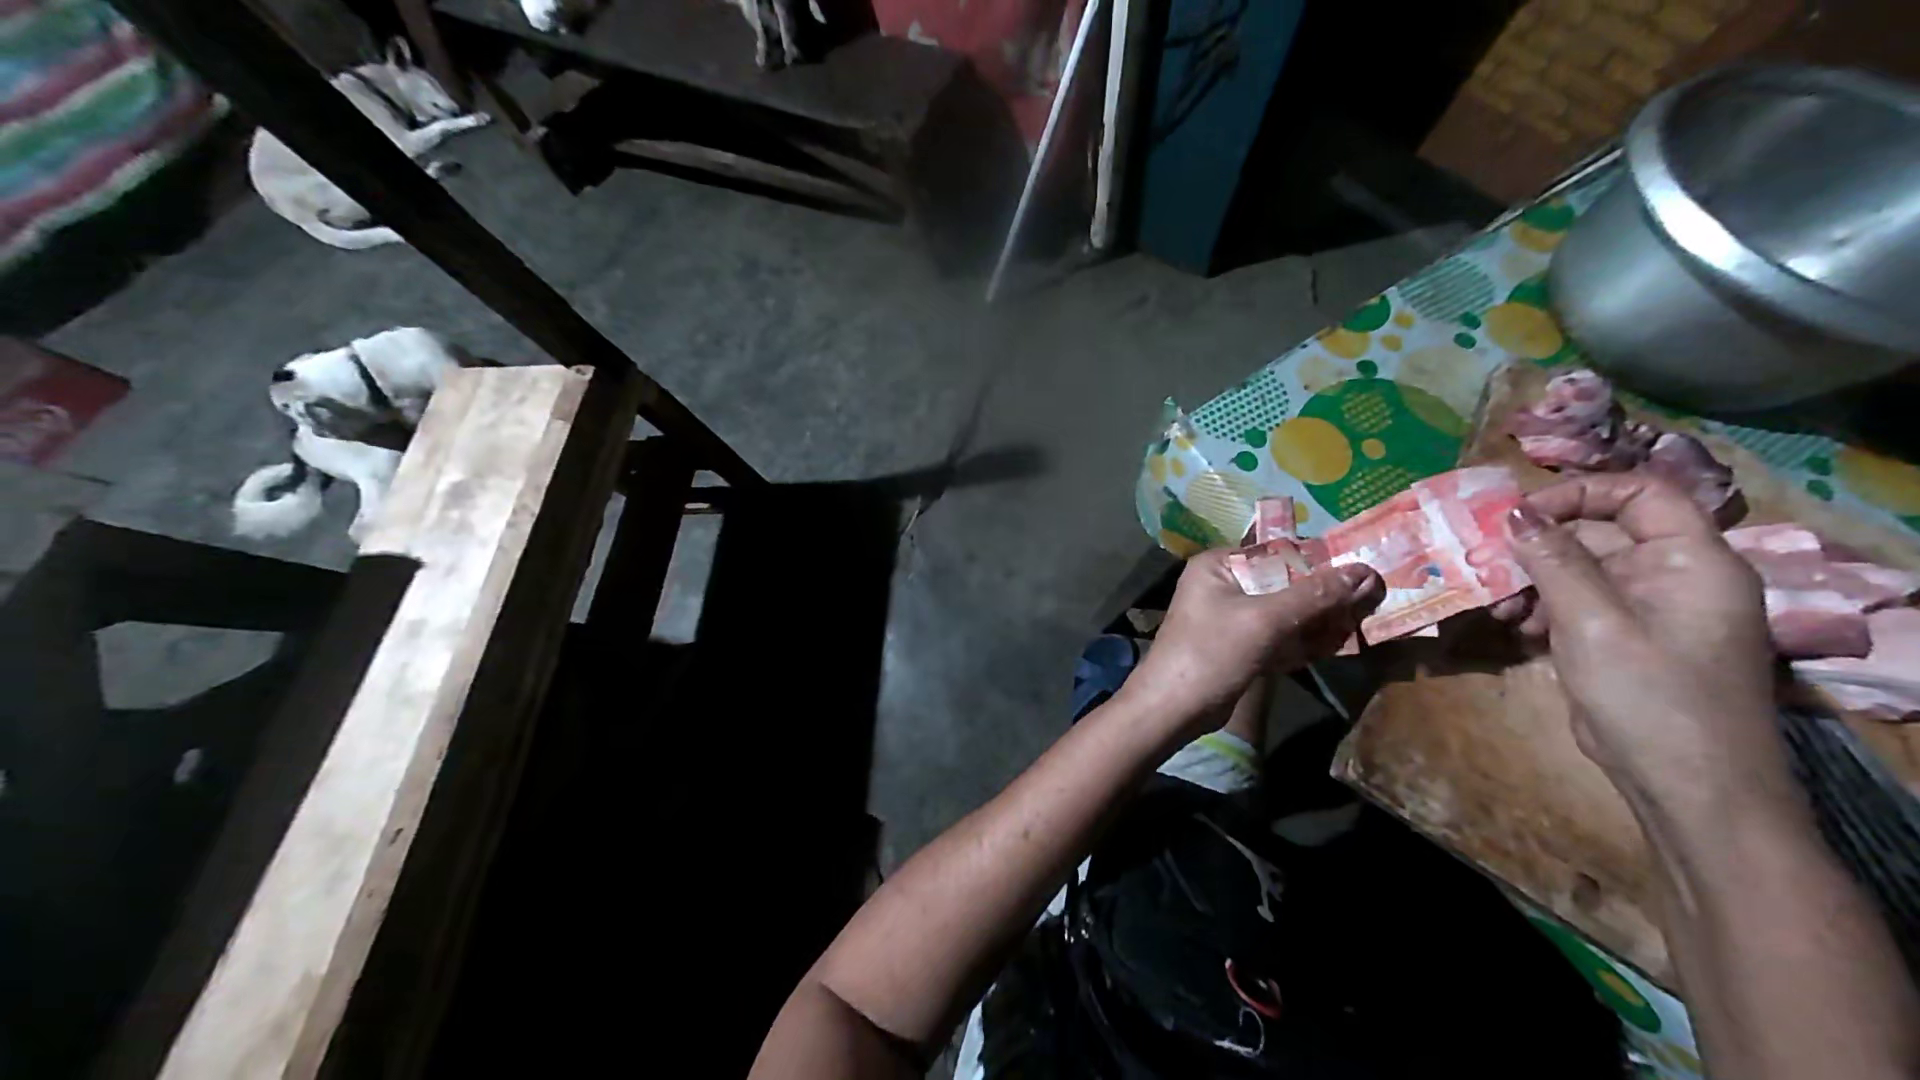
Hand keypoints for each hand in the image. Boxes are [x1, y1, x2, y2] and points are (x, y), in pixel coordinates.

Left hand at [1122, 550, 1381, 737]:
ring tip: (1366, 621)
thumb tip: (1365, 572)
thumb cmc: (1210, 653)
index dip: (1321, 559)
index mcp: (1219, 565)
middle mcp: (1224, 584)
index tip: (1367, 567)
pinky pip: (1282, 636)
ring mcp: (1233, 617)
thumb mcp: (1264, 620)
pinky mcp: (1242, 645)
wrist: (1172, 709)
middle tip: (1375, 598)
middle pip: (1287, 582)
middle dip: (1327, 594)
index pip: (1279, 551)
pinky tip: (1340, 644)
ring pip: (1288, 611)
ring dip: (1322, 619)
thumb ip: (1314, 595)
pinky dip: (1307, 641)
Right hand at [1500, 473, 1780, 789]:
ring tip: (1497, 607)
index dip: (1580, 494)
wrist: (1686, 784)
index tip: (1518, 516)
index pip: (1641, 493)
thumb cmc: (1649, 695)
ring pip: (1577, 571)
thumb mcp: (1593, 621)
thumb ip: (1553, 561)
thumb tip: (1513, 512)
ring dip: (1529, 582)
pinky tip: (1516, 628)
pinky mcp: (1622, 638)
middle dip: (1536, 548)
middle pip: (1598, 534)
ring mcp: (1647, 610)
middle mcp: (1673, 576)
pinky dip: (1540, 609)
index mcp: (1691, 562)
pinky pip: (1575, 603)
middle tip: (1484, 564)